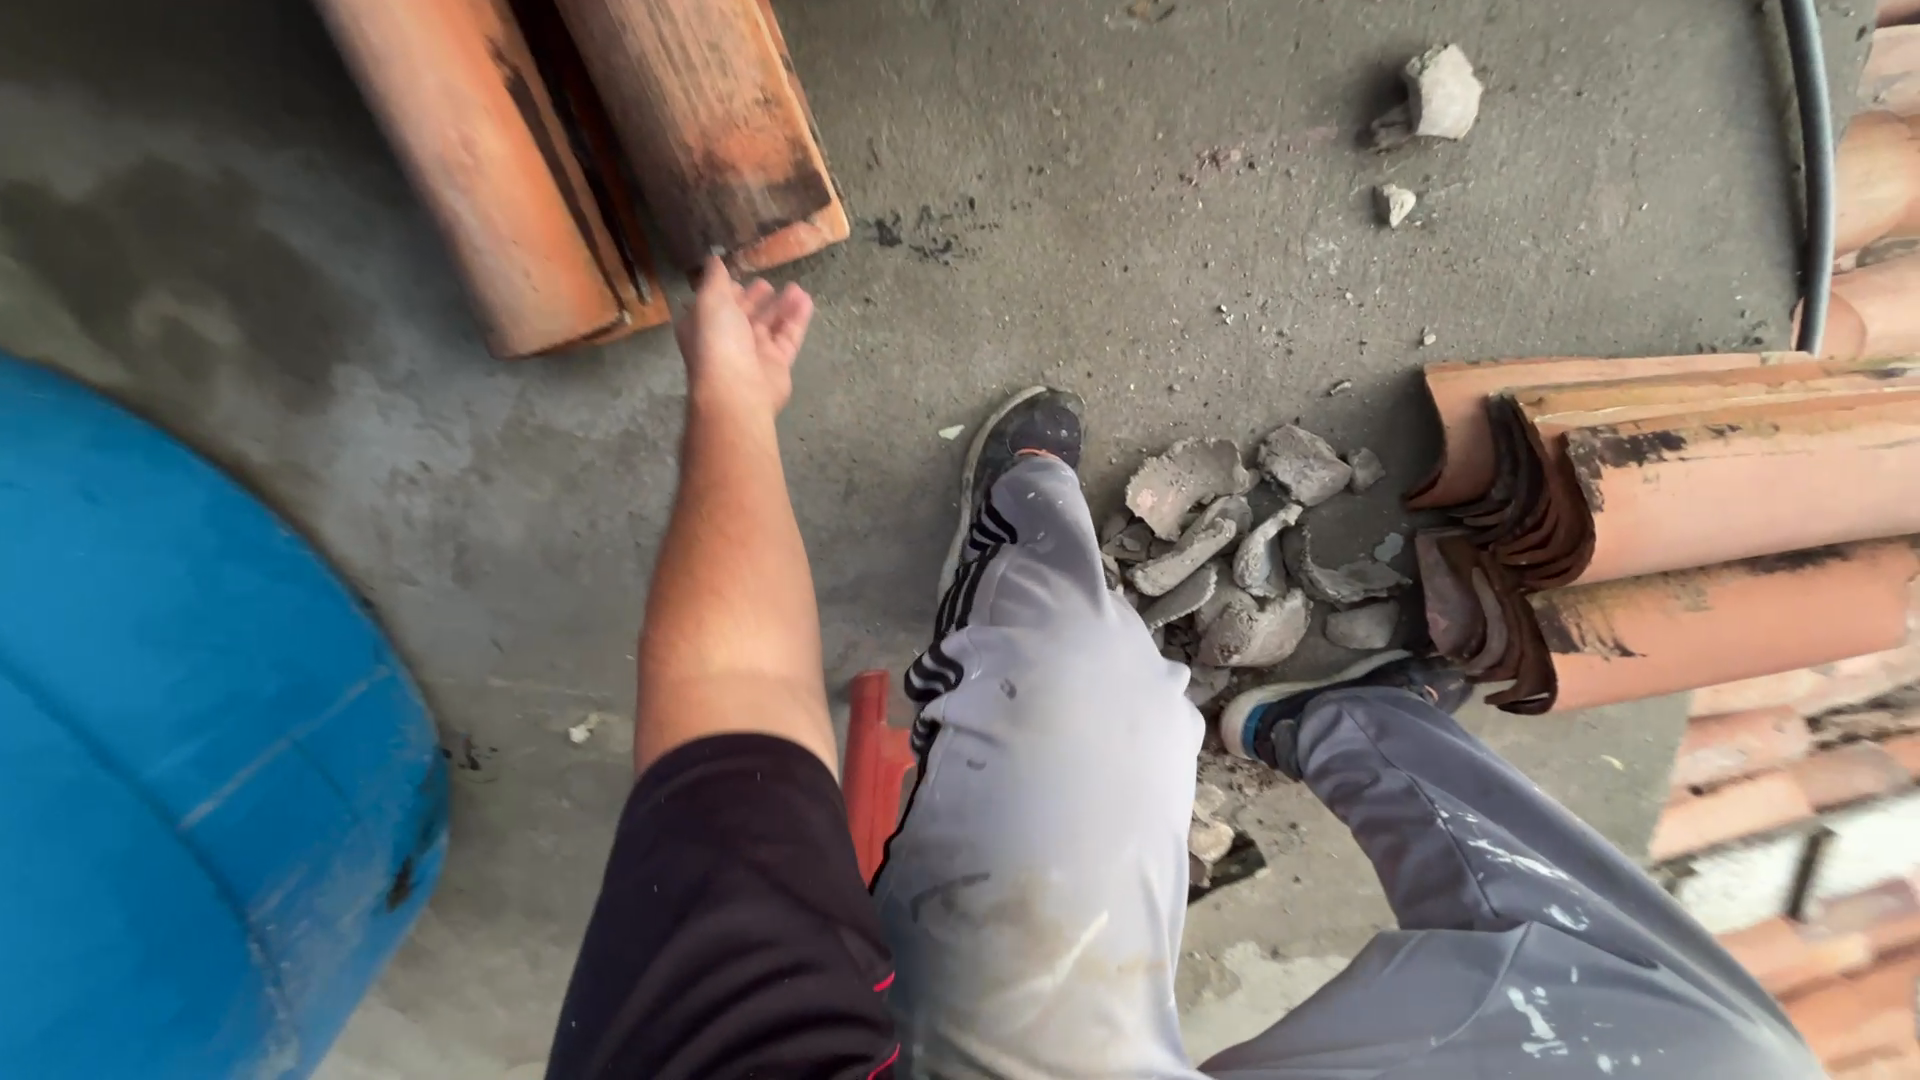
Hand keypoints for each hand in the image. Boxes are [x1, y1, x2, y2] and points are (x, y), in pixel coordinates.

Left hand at [675, 255, 813, 413]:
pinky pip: (789, 337)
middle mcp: (728, 340)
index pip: (716, 306)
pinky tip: (806, 300)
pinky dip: (797, 319)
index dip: (726, 292)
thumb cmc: (717, 341)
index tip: (738, 278)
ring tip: (796, 288)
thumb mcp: (710, 300)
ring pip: (770, 325)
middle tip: (767, 284)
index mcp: (705, 326)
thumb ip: (715, 279)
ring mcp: (754, 353)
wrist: (737, 389)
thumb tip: (714, 260)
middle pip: (745, 316)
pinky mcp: (778, 363)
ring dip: (782, 306)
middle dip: (755, 299)